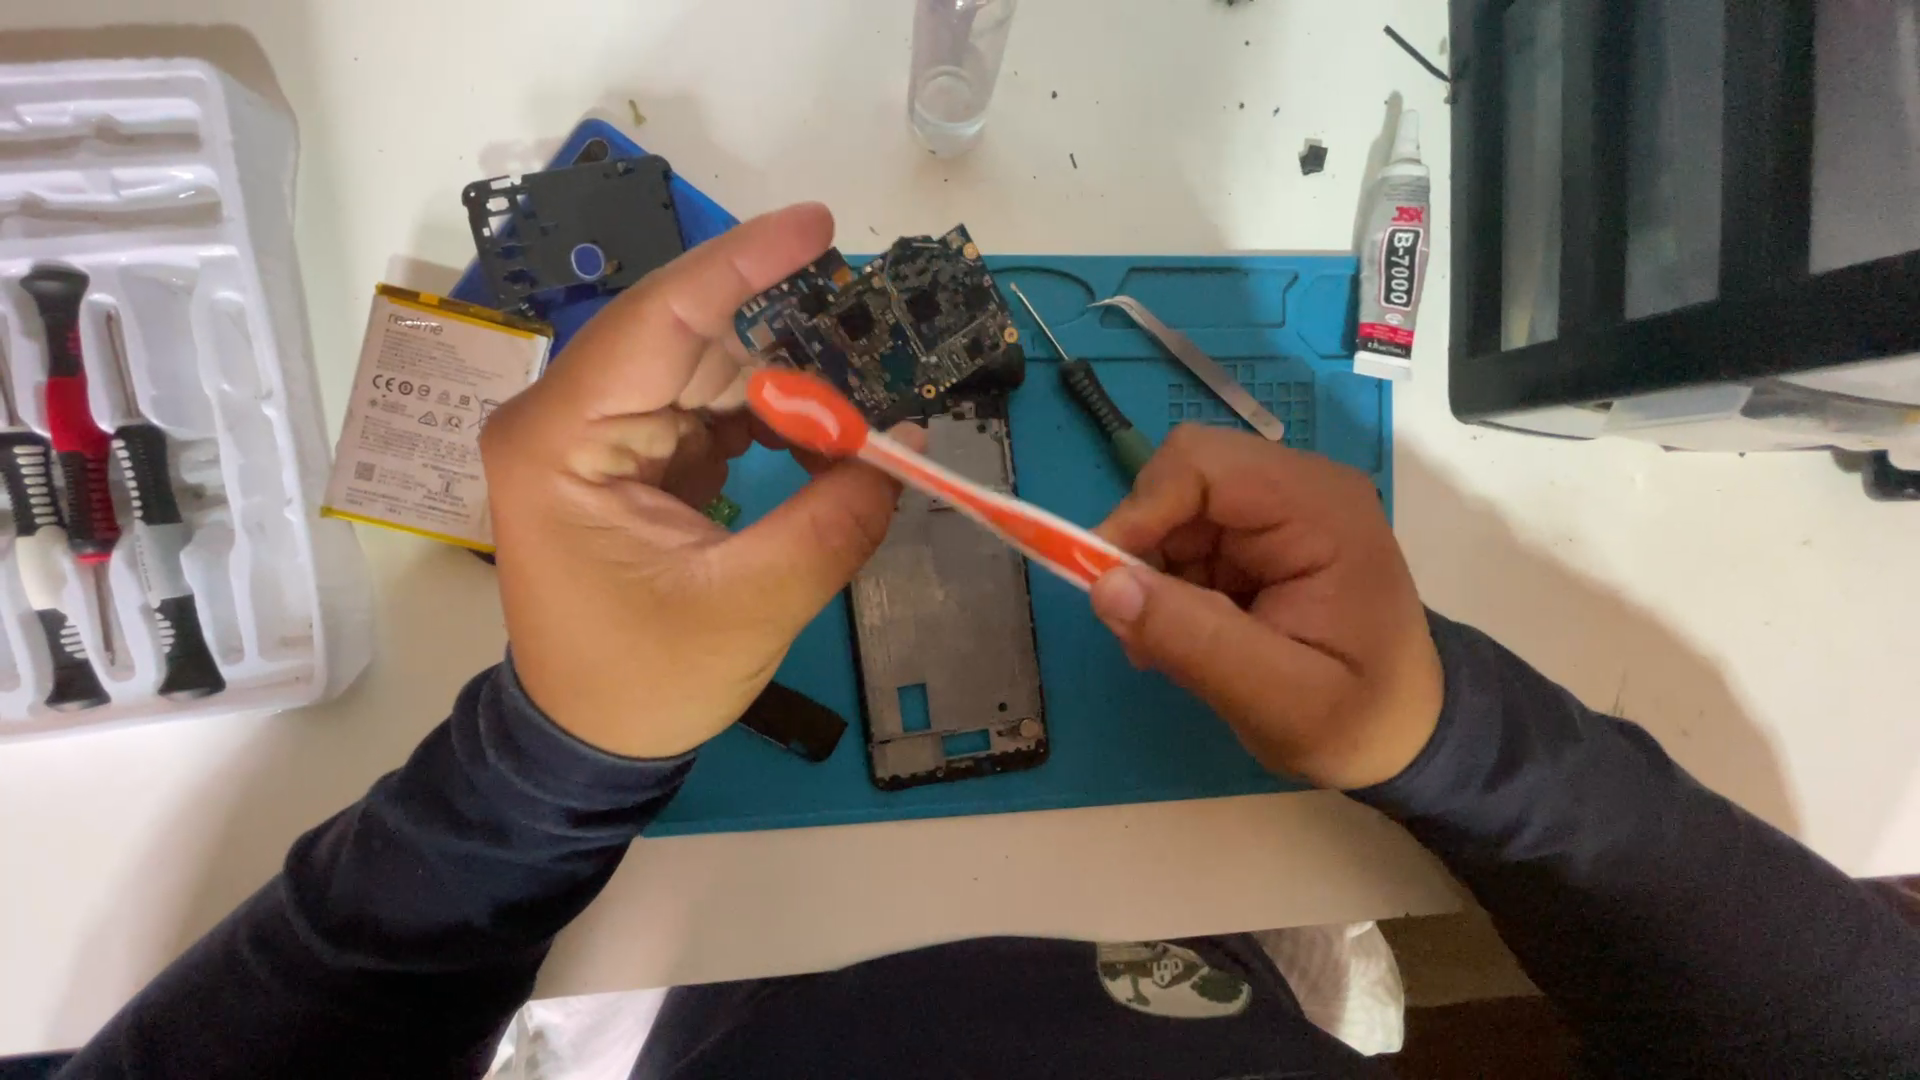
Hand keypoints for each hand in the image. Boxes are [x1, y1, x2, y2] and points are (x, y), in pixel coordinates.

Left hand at [479, 204, 907, 758]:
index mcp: (561, 442)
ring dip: (791, 399)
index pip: (658, 320)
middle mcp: (570, 419)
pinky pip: (716, 414)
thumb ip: (834, 521)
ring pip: (713, 377)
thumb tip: (907, 446)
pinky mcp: (636, 459)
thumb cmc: (647, 681)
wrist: (594, 737)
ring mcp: (602, 436)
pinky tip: (823, 449)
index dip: (744, 266)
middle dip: (791, 362)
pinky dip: (776, 426)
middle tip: (878, 381)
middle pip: (694, 346)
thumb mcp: (752, 606)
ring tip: (859, 433)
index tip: (821, 228)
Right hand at [1088, 426, 1441, 788]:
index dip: (1139, 512)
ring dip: (1148, 573)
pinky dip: (1162, 584)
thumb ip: (1195, 642)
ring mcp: (1275, 509)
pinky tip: (1181, 634)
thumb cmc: (1359, 720)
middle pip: (1178, 479)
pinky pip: (1181, 538)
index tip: (1103, 581)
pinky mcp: (1256, 536)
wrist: (1405, 732)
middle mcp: (1295, 488)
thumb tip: (1102, 586)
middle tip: (1135, 622)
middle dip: (1141, 548)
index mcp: (1317, 507)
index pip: (1199, 464)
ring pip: (1170, 512)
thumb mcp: (1279, 700)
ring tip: (1161, 644)